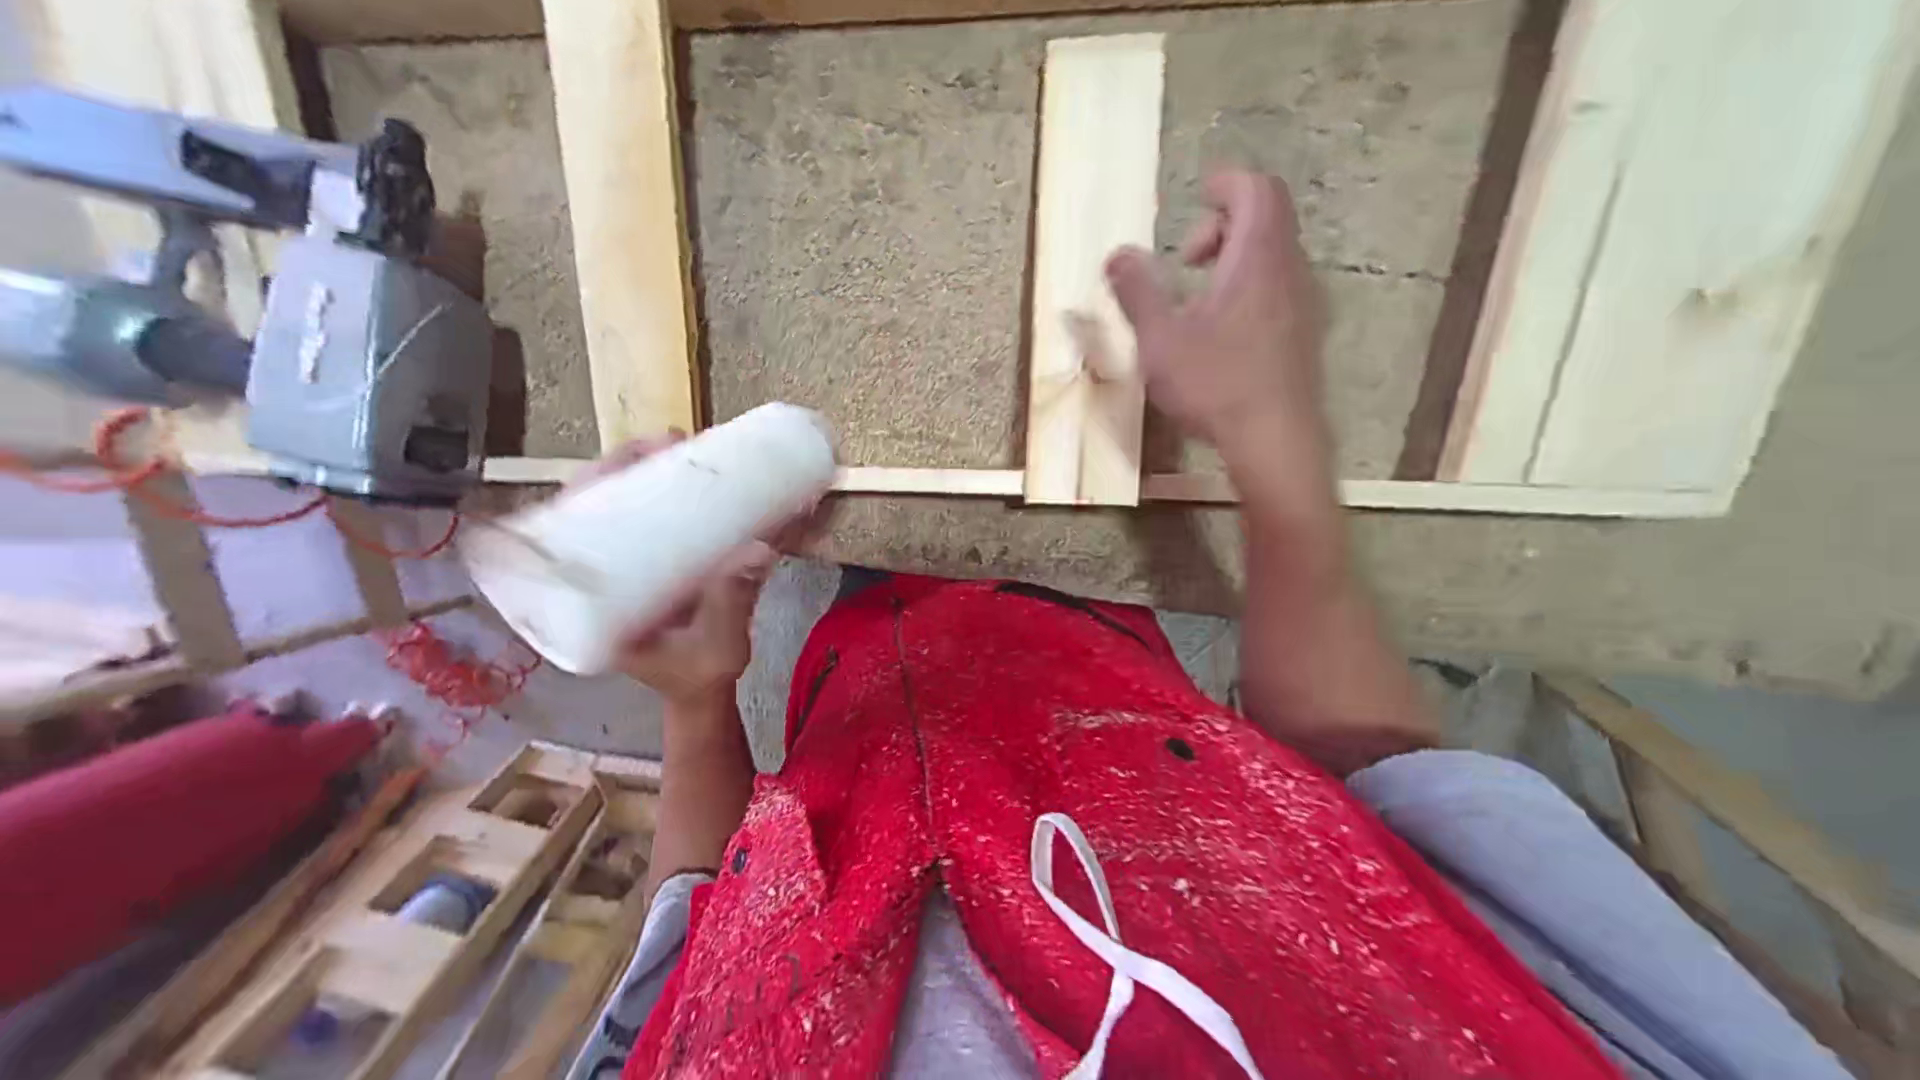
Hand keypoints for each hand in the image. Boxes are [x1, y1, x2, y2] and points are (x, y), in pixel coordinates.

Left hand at [570, 437, 775, 705]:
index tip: (634, 457)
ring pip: (628, 507)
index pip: (571, 527)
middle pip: (598, 504)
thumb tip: (759, 548)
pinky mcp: (657, 564)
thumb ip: (733, 604)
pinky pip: (659, 521)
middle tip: (670, 441)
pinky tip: (697, 473)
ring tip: (684, 445)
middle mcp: (602, 577)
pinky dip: (676, 493)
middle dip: (630, 465)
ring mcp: (629, 568)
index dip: (595, 483)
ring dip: (653, 471)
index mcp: (591, 600)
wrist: (701, 692)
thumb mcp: (716, 647)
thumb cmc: (697, 676)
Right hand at [1105, 171, 1327, 463]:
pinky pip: (1278, 288)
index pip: (1256, 189)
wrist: (1275, 440)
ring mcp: (1304, 304)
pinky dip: (1248, 288)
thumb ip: (1137, 292)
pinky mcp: (1304, 335)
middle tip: (1186, 262)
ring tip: (1197, 301)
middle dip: (1222, 226)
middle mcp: (1290, 270)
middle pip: (1267, 218)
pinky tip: (1220, 334)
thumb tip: (1117, 254)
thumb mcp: (1160, 339)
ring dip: (1234, 261)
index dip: (1226, 182)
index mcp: (1257, 257)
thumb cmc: (1214, 384)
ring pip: (1273, 256)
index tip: (1195, 196)